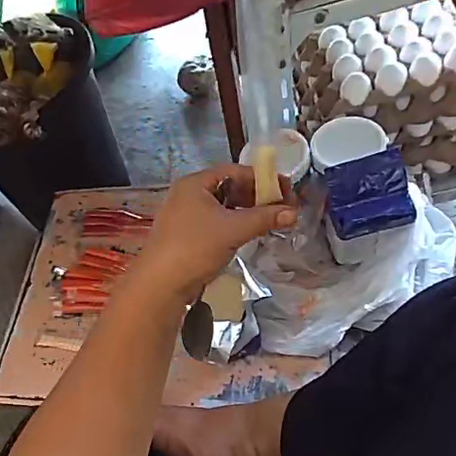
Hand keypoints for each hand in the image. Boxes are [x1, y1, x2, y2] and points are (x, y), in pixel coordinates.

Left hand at [123, 165, 294, 305]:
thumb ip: (265, 218)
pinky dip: (235, 225)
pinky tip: (251, 233)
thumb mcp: (234, 229)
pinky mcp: (188, 236)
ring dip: (248, 212)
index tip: (285, 189)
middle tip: (282, 206)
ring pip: (224, 207)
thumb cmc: (195, 248)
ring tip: (271, 220)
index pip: (234, 171)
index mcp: (195, 184)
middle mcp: (189, 195)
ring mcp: (186, 216)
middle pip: (229, 188)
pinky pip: (217, 223)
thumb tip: (293, 212)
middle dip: (257, 196)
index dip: (262, 178)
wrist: (161, 284)